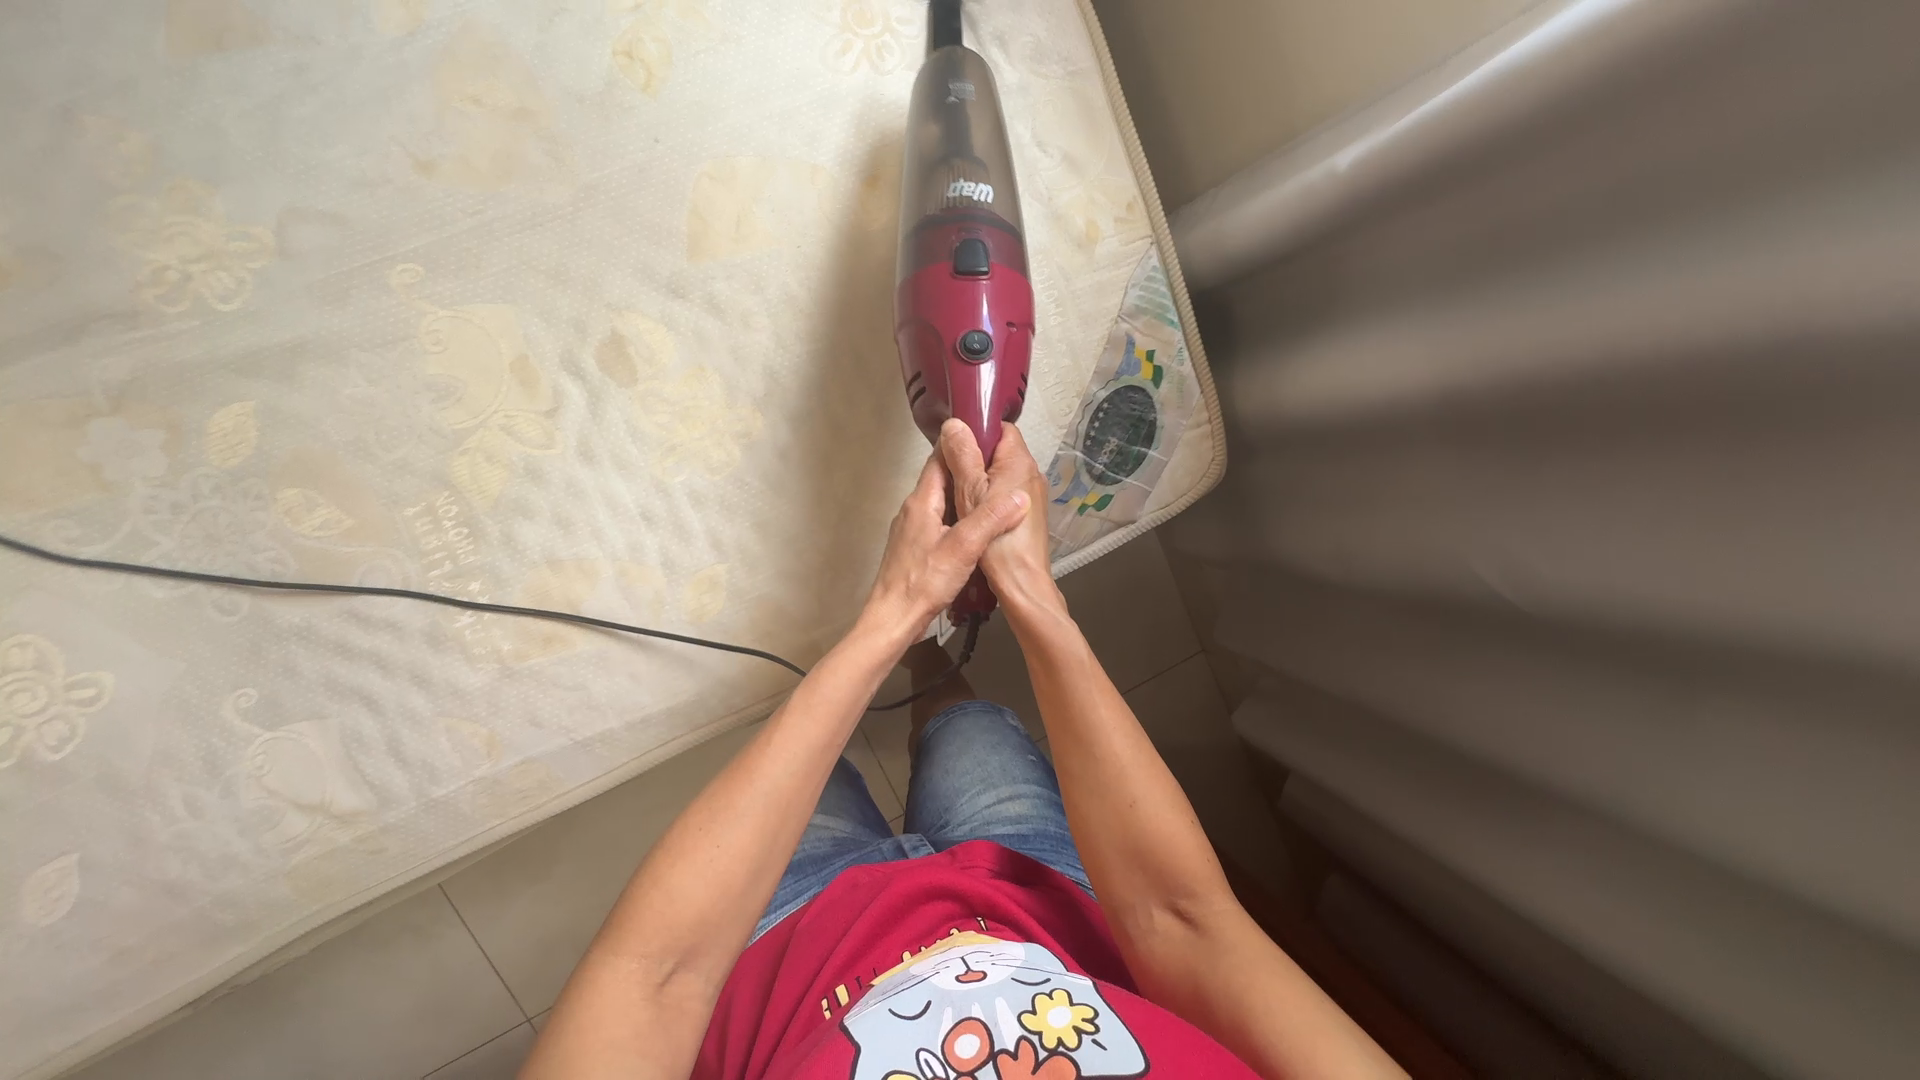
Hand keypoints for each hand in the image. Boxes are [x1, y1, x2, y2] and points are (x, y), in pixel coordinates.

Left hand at [861, 446, 1028, 642]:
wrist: (893, 619)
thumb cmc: (923, 583)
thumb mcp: (964, 548)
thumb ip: (990, 519)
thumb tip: (1019, 496)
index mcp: (922, 501)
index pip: (940, 458)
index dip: (962, 445)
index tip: (987, 438)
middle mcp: (913, 510)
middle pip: (942, 479)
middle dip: (968, 470)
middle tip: (998, 467)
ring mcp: (911, 530)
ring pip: (941, 502)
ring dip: (964, 496)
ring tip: (992, 494)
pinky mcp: (914, 548)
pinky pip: (939, 522)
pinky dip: (958, 519)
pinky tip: (975, 530)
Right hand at [939, 419, 1062, 616]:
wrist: (1022, 583)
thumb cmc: (996, 538)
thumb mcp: (970, 492)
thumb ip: (963, 456)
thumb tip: (954, 424)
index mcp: (1020, 462)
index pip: (1001, 429)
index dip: (977, 433)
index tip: (955, 448)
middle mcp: (1031, 474)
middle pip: (1000, 452)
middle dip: (974, 459)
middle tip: (951, 475)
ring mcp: (1033, 495)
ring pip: (1001, 476)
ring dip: (979, 481)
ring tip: (958, 495)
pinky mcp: (1030, 515)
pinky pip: (1005, 495)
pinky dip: (988, 498)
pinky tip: (972, 513)